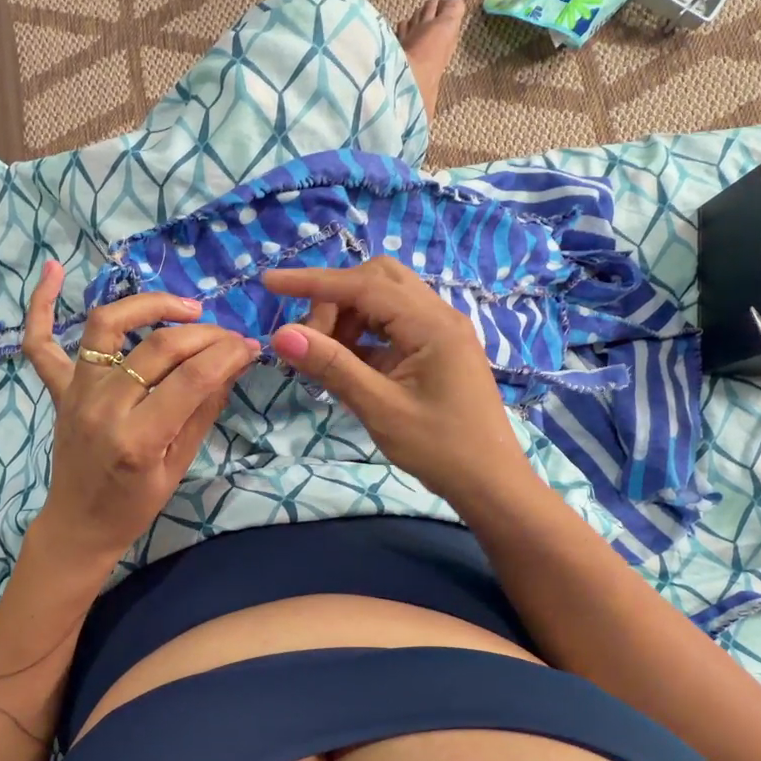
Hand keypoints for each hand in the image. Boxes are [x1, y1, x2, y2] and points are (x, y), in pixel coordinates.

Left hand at [22, 260, 258, 565]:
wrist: (78, 524)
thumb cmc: (132, 506)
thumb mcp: (177, 468)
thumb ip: (201, 412)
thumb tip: (230, 364)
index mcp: (138, 439)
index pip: (192, 378)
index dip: (228, 355)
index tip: (250, 347)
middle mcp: (102, 407)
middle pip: (157, 347)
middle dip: (204, 334)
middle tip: (228, 337)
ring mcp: (75, 393)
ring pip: (107, 326)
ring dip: (147, 305)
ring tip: (184, 309)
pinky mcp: (58, 389)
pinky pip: (39, 342)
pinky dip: (41, 305)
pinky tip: (56, 270)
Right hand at [263, 257, 532, 503]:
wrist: (489, 482)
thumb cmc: (439, 448)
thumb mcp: (379, 408)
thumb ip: (332, 366)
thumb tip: (281, 335)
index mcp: (431, 325)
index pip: (363, 285)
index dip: (313, 281)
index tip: (270, 283)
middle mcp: (438, 316)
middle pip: (376, 278)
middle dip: (334, 298)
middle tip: (311, 339)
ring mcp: (438, 332)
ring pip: (382, 299)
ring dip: (346, 316)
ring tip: (326, 357)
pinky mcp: (433, 350)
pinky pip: (389, 325)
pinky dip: (360, 335)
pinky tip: (344, 365)